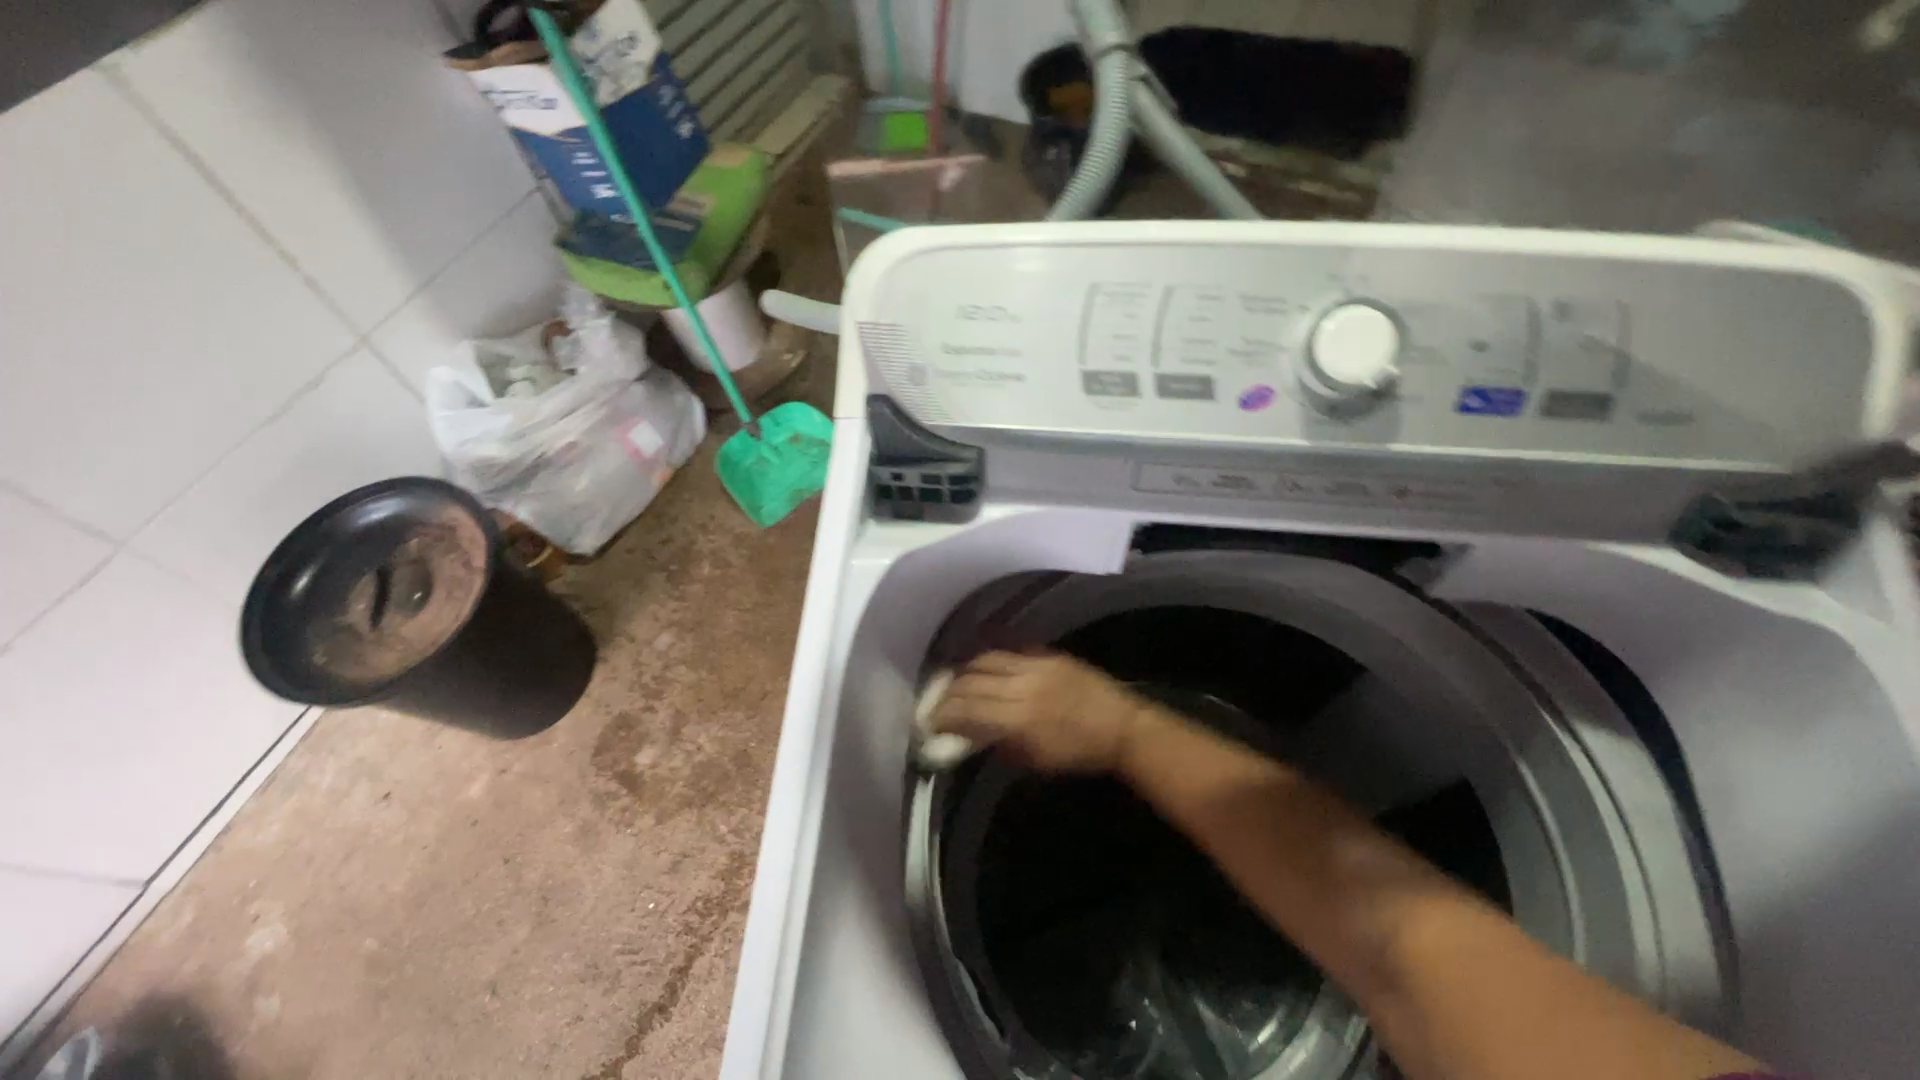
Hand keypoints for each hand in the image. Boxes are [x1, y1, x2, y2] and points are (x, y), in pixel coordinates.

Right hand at [930, 650, 1151, 771]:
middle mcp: (1022, 686)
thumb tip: (968, 736)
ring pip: (985, 660)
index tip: (928, 724)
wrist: (1122, 727)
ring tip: (955, 683)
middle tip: (935, 703)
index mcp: (1018, 719)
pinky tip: (982, 669)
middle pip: (969, 682)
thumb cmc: (1079, 754)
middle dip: (946, 694)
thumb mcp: (1035, 761)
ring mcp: (1035, 666)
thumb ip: (998, 745)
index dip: (941, 716)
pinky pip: (1008, 652)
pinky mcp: (1047, 655)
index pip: (965, 711)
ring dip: (964, 672)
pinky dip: (989, 661)